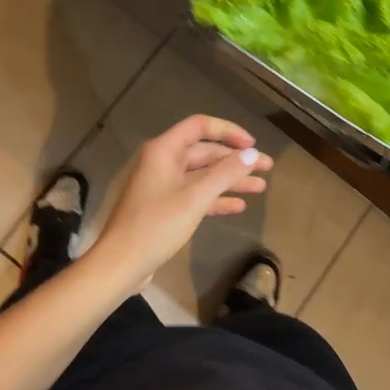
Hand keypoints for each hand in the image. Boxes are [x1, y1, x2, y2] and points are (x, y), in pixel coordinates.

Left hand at [88, 115, 273, 287]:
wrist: (121, 263)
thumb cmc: (156, 225)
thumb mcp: (195, 198)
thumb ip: (225, 173)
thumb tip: (252, 154)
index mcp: (164, 150)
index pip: (200, 126)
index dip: (229, 131)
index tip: (252, 146)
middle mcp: (163, 162)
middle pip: (205, 152)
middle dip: (236, 160)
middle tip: (267, 167)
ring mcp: (163, 185)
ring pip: (203, 176)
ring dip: (230, 180)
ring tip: (261, 187)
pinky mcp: (165, 207)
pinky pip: (195, 195)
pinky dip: (216, 198)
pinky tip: (239, 206)